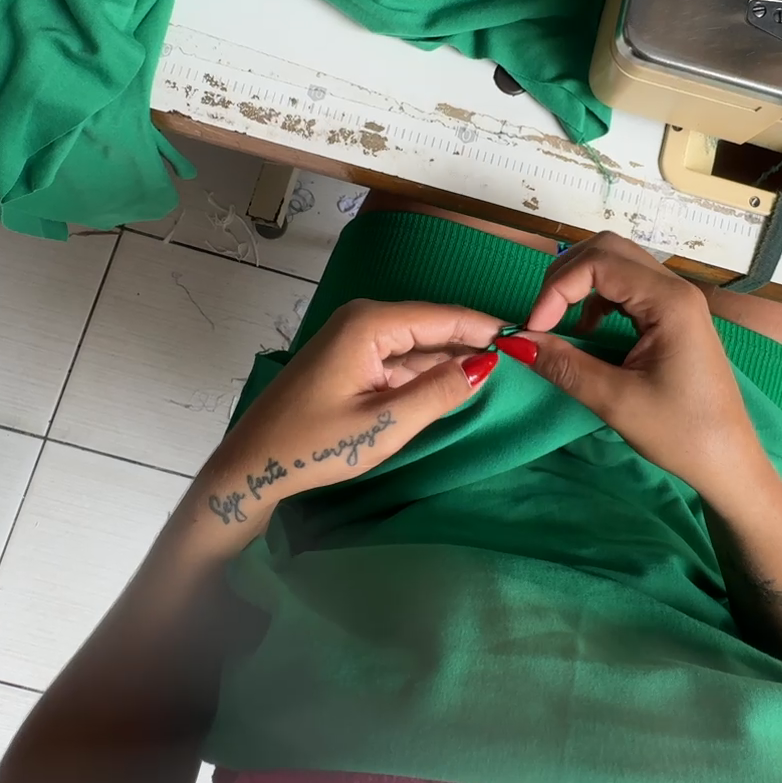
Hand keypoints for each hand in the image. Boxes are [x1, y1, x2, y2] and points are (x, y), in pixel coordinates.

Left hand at [192, 299, 503, 531]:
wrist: (254, 465)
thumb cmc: (314, 446)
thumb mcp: (384, 425)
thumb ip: (438, 392)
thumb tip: (485, 364)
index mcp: (370, 324)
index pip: (443, 318)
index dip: (487, 328)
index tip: (527, 339)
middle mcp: (365, 320)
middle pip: (433, 326)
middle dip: (474, 342)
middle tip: (522, 359)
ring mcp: (357, 338)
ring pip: (419, 343)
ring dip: (454, 358)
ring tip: (502, 370)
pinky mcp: (354, 358)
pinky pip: (402, 358)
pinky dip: (429, 371)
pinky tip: (458, 383)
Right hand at [501, 232, 764, 497]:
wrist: (729, 462)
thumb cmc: (681, 433)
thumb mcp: (615, 401)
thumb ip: (563, 364)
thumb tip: (515, 341)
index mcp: (669, 302)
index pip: (598, 262)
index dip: (557, 288)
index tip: (534, 329)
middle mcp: (674, 289)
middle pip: (607, 249)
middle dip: (564, 275)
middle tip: (541, 318)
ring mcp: (675, 300)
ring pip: (615, 263)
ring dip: (578, 284)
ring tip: (556, 321)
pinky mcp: (671, 315)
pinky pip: (625, 286)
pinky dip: (595, 297)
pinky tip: (586, 330)